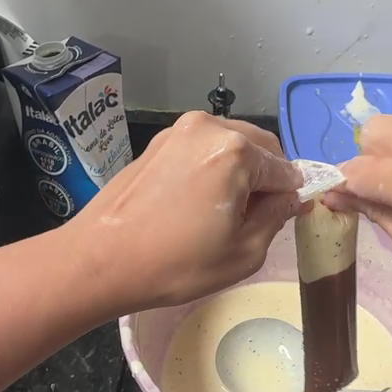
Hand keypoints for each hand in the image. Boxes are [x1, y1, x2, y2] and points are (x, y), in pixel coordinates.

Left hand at [64, 111, 300, 312]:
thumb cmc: (177, 264)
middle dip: (265, 178)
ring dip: (239, 172)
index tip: (284, 218)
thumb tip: (290, 197)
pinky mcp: (157, 143)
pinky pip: (201, 150)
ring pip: (230, 145)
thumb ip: (276, 216)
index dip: (290, 196)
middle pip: (259, 147)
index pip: (284, 169)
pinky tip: (197, 204)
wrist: (101, 260)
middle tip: (254, 217)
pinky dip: (211, 169)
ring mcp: (178, 131)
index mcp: (237, 150)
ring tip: (222, 213)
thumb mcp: (244, 251)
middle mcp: (209, 128)